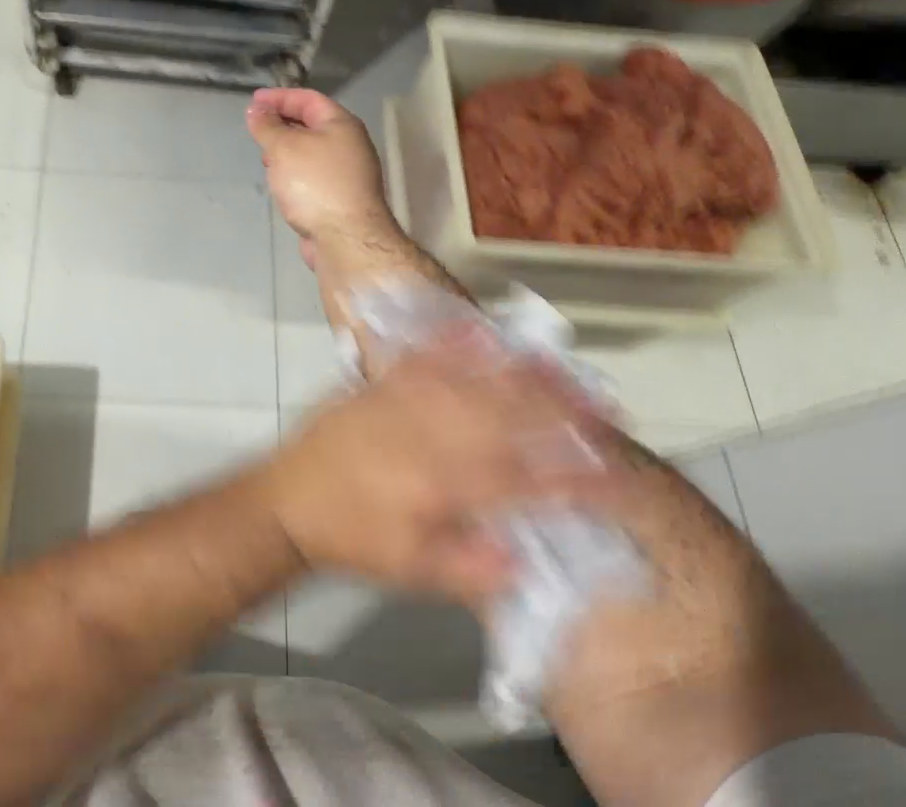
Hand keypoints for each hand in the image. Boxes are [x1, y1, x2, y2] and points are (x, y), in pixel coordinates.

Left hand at [245, 330, 617, 607]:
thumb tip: (529, 561)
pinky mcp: (378, 385)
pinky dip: (455, 343)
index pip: (525, 481)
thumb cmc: (352, 541)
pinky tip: (483, 332)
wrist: (285, 503)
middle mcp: (429, 439)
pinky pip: (422, 358)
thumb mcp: (411, 572)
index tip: (619, 478)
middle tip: (609, 412)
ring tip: (564, 368)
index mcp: (442, 489)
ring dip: (523, 374)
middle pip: (509, 419)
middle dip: (565, 414)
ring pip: (474, 383)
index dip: (578, 480)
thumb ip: (471, 568)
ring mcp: (402, 405)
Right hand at [246, 88, 395, 265]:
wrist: (346, 238)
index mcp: (341, 124)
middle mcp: (350, 145)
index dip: (279, 97)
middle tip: (258, 131)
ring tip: (266, 160)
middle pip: (312, 125)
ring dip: (287, 152)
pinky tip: (281, 186)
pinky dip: (295, 174)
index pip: (308, 99)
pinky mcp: (341, 199)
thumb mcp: (284, 148)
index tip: (253, 102)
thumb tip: (256, 109)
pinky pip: (314, 177)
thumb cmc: (315, 184)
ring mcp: (348, 174)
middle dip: (282, 125)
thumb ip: (267, 126)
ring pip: (312, 153)